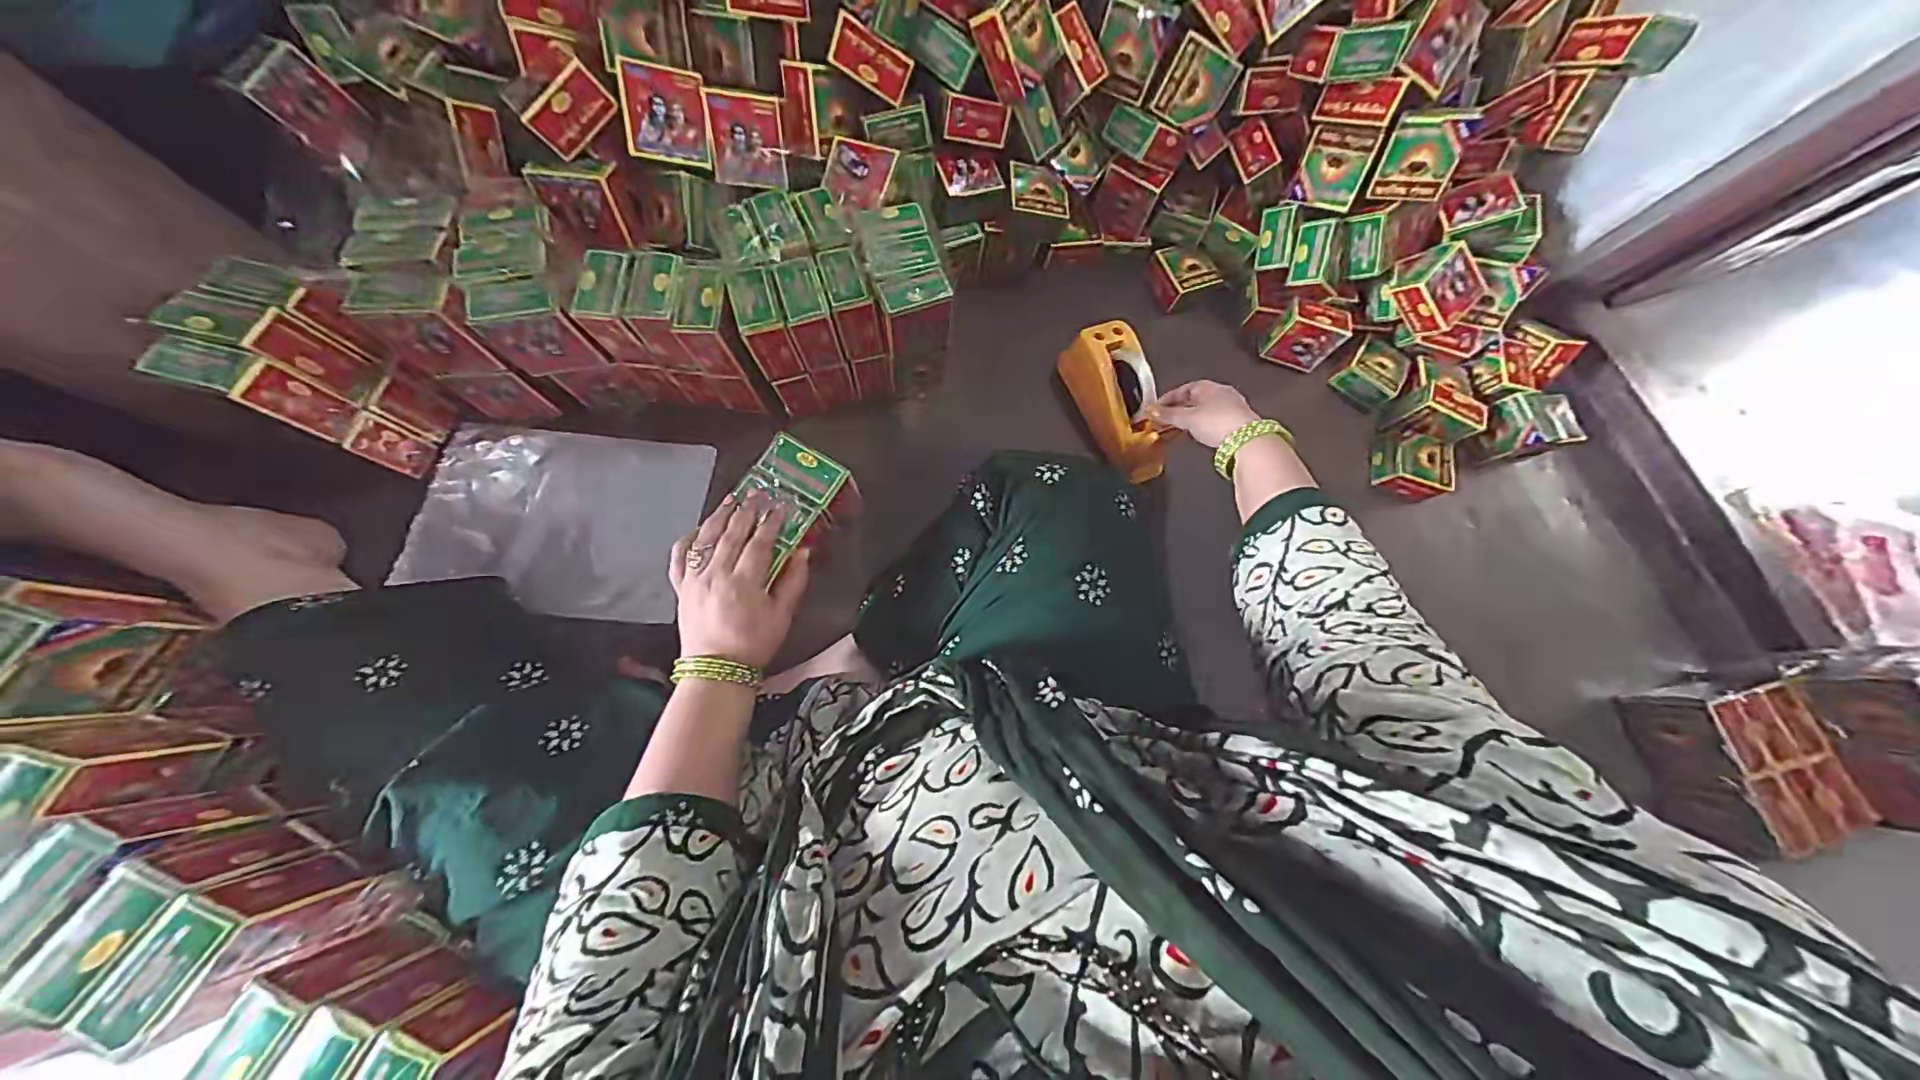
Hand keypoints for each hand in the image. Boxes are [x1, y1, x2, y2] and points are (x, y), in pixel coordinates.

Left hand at [669, 490, 811, 667]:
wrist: (716, 670)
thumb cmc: (753, 644)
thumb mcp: (782, 616)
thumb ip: (793, 582)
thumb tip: (803, 553)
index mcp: (744, 583)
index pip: (760, 542)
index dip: (772, 522)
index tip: (782, 507)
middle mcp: (716, 575)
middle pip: (733, 534)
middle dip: (748, 511)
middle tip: (759, 494)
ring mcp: (695, 580)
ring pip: (706, 539)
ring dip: (721, 516)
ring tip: (732, 500)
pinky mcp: (682, 587)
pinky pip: (680, 557)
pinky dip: (689, 539)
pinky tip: (699, 529)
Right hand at [1146, 380, 1262, 448]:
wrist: (1246, 440)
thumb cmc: (1218, 422)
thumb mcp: (1187, 418)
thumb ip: (1168, 414)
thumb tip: (1152, 411)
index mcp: (1208, 386)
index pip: (1182, 389)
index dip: (1167, 399)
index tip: (1156, 409)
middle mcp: (1221, 393)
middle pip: (1193, 399)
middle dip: (1177, 410)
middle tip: (1164, 420)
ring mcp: (1231, 406)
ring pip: (1203, 410)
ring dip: (1188, 418)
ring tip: (1177, 428)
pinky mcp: (1236, 421)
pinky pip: (1212, 420)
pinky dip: (1200, 425)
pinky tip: (1195, 433)